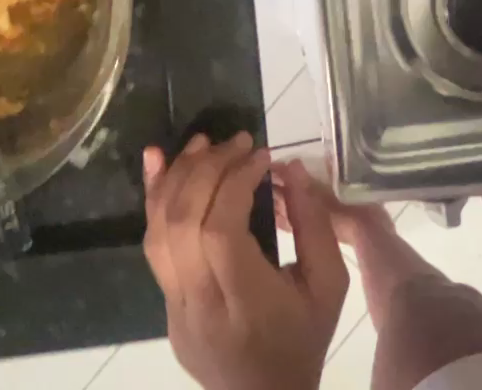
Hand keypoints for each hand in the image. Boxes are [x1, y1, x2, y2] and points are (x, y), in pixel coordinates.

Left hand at [142, 135, 349, 389]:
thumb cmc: (303, 340)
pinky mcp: (163, 303)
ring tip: (204, 142)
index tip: (261, 156)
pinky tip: (156, 160)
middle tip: (238, 141)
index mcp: (245, 303)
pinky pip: (151, 245)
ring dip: (178, 176)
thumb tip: (292, 168)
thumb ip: (315, 226)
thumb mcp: (329, 287)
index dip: (235, 182)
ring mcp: (174, 306)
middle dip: (208, 169)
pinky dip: (153, 197)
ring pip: (159, 230)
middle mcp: (199, 304)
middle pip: (183, 223)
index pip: (221, 231)